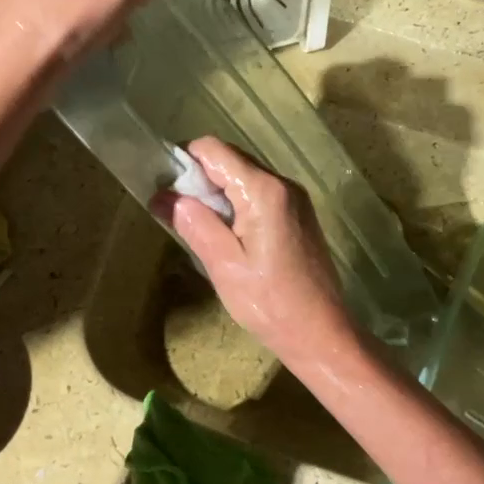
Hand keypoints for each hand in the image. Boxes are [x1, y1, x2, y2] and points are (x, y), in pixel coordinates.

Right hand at [153, 137, 354, 360]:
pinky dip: (238, 199)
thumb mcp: (224, 266)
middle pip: (231, 158)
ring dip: (218, 189)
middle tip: (177, 207)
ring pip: (245, 173)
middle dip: (200, 175)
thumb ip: (194, 224)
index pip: (214, 150)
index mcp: (264, 190)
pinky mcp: (299, 212)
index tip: (165, 184)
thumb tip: (161, 195)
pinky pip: (261, 190)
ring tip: (200, 222)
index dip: (184, 158)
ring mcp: (294, 197)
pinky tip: (228, 231)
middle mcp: (282, 183)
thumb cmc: (270, 303)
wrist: (321, 333)